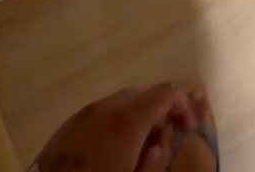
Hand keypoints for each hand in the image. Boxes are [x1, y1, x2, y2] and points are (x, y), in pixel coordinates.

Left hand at [31, 84, 195, 171]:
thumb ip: (155, 161)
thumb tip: (158, 144)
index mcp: (126, 121)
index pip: (165, 93)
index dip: (182, 106)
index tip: (188, 129)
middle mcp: (105, 108)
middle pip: (142, 94)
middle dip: (158, 111)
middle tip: (165, 140)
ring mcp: (83, 114)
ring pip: (120, 102)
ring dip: (136, 116)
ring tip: (139, 147)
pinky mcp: (66, 126)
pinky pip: (100, 114)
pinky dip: (114, 122)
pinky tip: (112, 148)